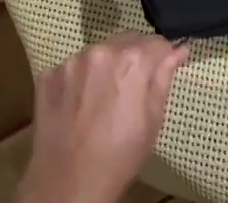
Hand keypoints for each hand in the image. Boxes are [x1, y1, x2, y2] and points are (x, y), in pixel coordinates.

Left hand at [17, 32, 188, 202]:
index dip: (163, 56)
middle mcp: (101, 51)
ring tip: (103, 98)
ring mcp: (71, 61)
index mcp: (132, 60)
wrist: (67, 185)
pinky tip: (80, 104)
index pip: (157, 42)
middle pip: (127, 41)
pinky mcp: (49, 73)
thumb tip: (178, 49)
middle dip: (135, 57)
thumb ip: (163, 78)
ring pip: (99, 51)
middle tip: (132, 88)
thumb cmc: (119, 157)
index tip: (164, 68)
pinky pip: (73, 66)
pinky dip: (80, 78)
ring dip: (106, 65)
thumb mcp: (152, 121)